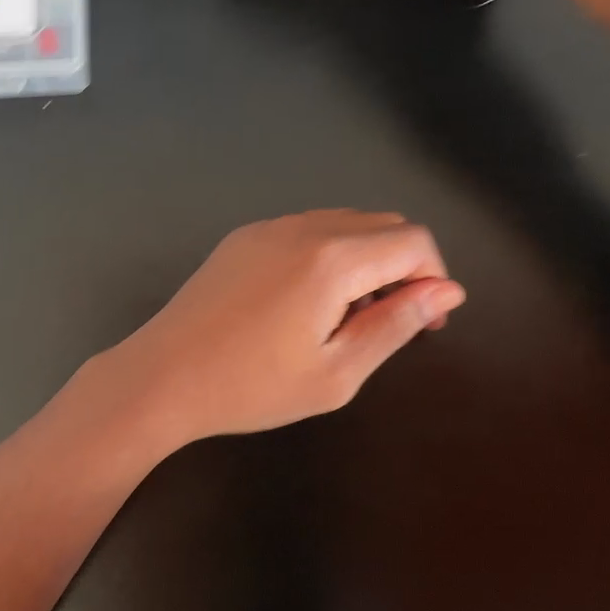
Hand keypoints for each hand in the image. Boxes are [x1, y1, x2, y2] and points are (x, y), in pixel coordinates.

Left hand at [75, 210, 465, 449]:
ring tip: (348, 318)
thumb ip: (396, 324)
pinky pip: (306, 230)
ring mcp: (267, 227)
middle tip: (391, 323)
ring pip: (344, 223)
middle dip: (403, 267)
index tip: (427, 324)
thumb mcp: (337, 372)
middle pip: (382, 224)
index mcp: (332, 259)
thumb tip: (446, 291)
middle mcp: (302, 227)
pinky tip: (308, 303)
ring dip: (366, 259)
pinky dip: (328, 254)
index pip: (413, 241)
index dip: (434, 279)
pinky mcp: (242, 237)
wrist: (162, 377)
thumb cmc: (252, 387)